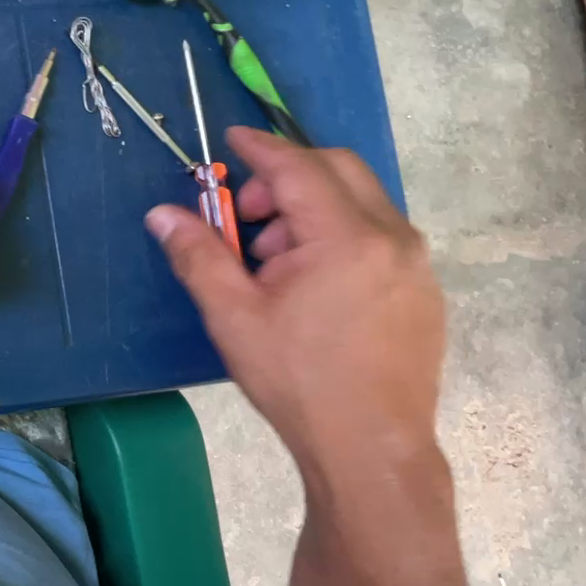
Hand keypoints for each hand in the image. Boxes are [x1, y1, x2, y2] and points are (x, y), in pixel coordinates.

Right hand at [147, 127, 444, 478]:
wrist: (370, 445)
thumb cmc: (295, 378)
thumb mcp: (232, 315)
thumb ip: (198, 255)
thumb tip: (162, 214)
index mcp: (345, 238)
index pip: (298, 168)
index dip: (260, 148)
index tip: (231, 139)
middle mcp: (392, 237)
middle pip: (338, 171)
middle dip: (285, 177)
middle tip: (245, 214)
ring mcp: (416, 263)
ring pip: (359, 203)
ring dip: (308, 210)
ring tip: (270, 262)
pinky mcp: (423, 288)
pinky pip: (377, 234)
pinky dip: (335, 234)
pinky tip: (307, 284)